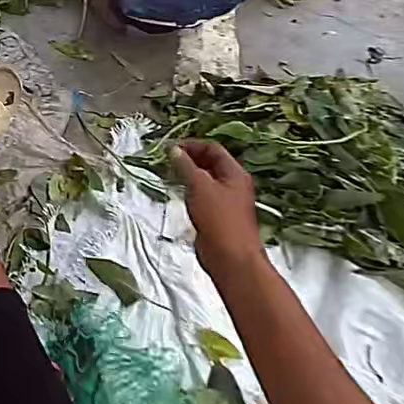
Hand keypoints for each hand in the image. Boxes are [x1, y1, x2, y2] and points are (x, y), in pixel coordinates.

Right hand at [172, 140, 266, 280]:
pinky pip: (203, 196)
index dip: (192, 145)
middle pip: (210, 163)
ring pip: (205, 180)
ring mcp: (227, 201)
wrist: (231, 258)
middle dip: (189, 159)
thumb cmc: (219, 219)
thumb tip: (174, 150)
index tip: (171, 149)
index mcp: (235, 173)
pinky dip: (190, 191)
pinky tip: (178, 193)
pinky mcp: (218, 216)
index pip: (213, 148)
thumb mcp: (199, 186)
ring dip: (188, 175)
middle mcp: (233, 184)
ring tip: (169, 174)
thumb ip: (185, 166)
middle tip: (168, 160)